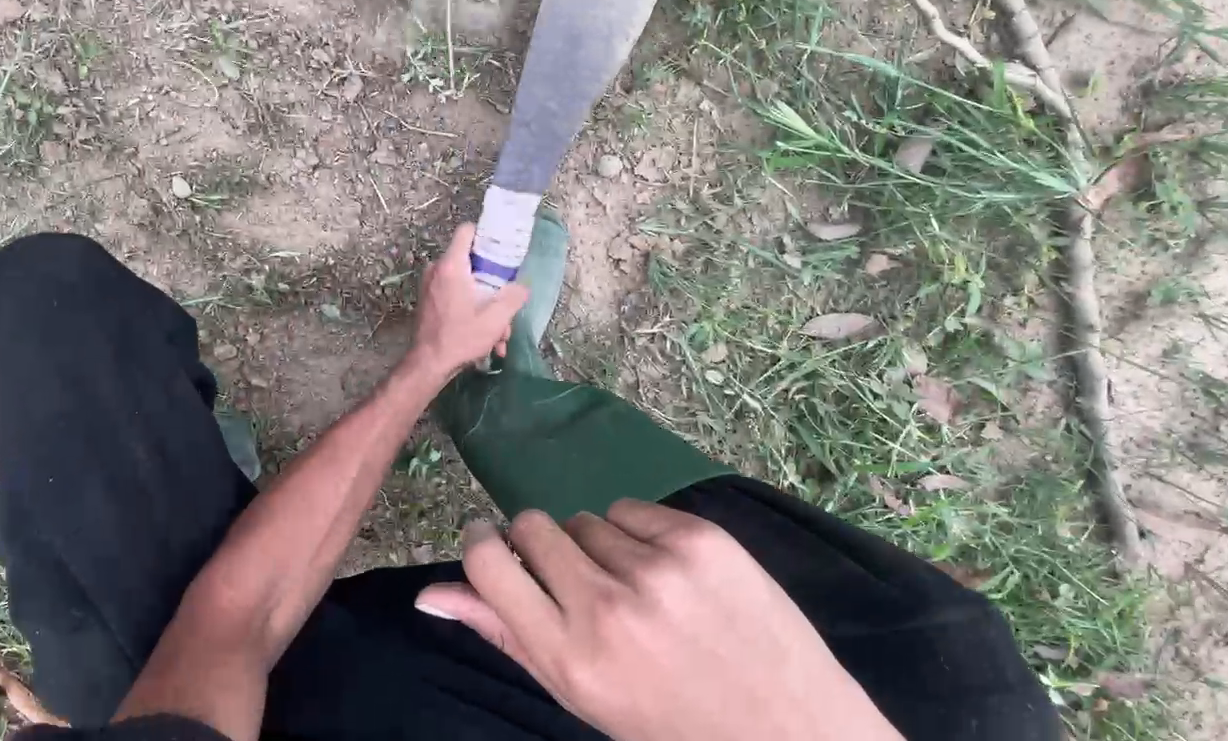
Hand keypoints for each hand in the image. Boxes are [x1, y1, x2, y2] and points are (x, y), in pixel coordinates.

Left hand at [400, 224, 527, 383]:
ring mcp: (431, 285)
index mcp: (451, 266)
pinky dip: (472, 312)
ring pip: (468, 285)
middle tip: (506, 311)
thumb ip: (513, 297)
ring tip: (499, 337)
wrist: (428, 364)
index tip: (503, 248)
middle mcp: (437, 270)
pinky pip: (456, 297)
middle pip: (472, 263)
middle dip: (494, 288)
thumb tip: (522, 287)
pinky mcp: (429, 299)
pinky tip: (487, 340)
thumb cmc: (460, 338)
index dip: (487, 235)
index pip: (467, 231)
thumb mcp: (495, 319)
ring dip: (486, 308)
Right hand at [415, 503, 903, 740]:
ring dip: (597, 547)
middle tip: (579, 585)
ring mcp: (659, 568)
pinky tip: (671, 578)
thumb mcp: (580, 698)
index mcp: (573, 659)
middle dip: (542, 547)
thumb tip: (428, 595)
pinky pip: (630, 510)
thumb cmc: (672, 728)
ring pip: (583, 519)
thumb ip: (504, 635)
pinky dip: (639, 536)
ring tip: (638, 593)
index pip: (487, 561)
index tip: (494, 546)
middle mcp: (608, 608)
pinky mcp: (701, 539)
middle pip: (530, 525)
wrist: (799, 739)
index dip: (483, 544)